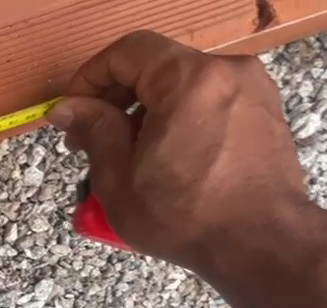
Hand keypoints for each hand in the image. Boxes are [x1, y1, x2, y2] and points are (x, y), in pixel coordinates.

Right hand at [48, 31, 317, 277]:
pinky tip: (155, 160)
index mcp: (188, 82)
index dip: (89, 78)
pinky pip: (203, 101)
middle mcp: (226, 71)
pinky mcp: (259, 108)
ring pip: (178, 86)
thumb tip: (67, 107)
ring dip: (140, 114)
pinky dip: (171, 120)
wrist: (255, 237)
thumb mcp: (117, 177)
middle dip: (112, 99)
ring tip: (120, 159)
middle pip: (155, 66)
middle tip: (84, 143)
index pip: (129, 51)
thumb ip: (94, 131)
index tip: (70, 114)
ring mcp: (249, 87)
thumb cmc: (183, 214)